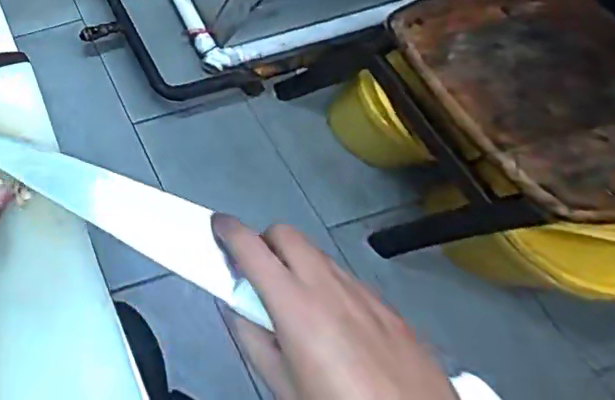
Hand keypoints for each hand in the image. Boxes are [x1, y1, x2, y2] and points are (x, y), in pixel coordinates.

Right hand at [213, 215, 455, 399]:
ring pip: (321, 257)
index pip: (248, 244)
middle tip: (260, 274)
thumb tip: (239, 306)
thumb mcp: (282, 386)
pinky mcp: (398, 317)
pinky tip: (344, 331)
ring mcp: (368, 299)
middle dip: (265, 243)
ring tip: (303, 306)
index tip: (217, 231)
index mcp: (294, 304)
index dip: (226, 230)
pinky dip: (335, 289)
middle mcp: (329, 289)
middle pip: (285, 234)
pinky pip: (354, 284)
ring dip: (300, 264)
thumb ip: (252, 337)